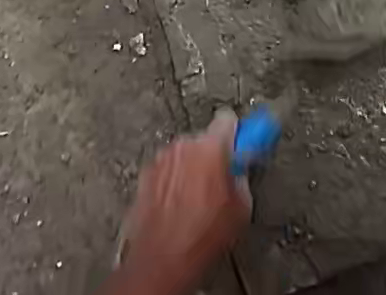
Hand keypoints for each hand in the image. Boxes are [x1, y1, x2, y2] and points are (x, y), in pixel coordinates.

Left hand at [105, 111, 251, 294]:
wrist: (160, 265)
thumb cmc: (202, 237)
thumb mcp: (241, 206)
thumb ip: (242, 175)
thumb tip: (240, 168)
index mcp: (211, 145)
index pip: (228, 118)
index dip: (236, 134)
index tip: (240, 148)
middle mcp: (184, 145)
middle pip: (205, 138)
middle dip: (212, 154)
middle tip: (218, 181)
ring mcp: (161, 160)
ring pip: (184, 154)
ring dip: (190, 167)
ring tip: (194, 199)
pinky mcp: (143, 178)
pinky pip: (166, 170)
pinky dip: (172, 182)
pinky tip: (175, 207)